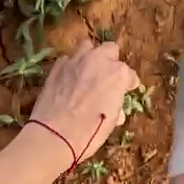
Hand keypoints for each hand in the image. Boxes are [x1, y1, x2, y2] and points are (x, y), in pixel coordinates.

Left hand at [25, 42, 139, 166]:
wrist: (54, 136)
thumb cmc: (88, 134)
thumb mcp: (110, 124)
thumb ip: (115, 108)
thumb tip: (117, 111)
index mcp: (118, 74)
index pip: (129, 75)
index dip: (128, 84)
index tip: (127, 90)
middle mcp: (99, 60)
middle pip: (110, 50)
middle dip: (110, 62)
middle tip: (106, 78)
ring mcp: (76, 61)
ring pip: (87, 47)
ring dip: (90, 57)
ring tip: (87, 72)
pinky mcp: (57, 67)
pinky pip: (67, 60)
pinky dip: (70, 67)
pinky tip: (68, 80)